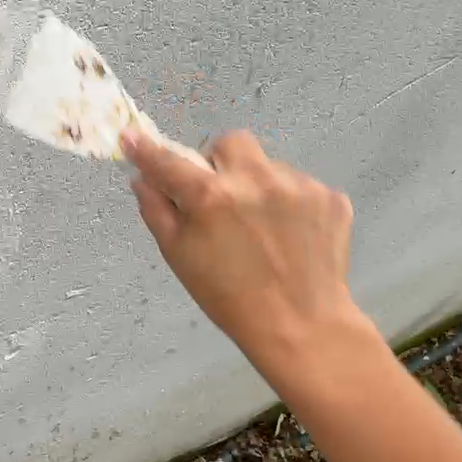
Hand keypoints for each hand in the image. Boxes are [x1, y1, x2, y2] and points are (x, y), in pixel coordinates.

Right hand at [121, 128, 364, 366]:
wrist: (300, 324)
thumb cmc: (226, 295)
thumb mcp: (178, 255)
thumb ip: (156, 210)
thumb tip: (142, 179)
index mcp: (210, 196)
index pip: (168, 161)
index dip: (147, 149)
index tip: (132, 137)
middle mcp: (255, 180)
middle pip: (230, 143)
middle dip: (218, 161)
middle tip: (218, 194)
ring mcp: (298, 185)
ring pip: (267, 166)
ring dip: (255, 185)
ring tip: (259, 228)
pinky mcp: (330, 197)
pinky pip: (298, 186)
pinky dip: (287, 204)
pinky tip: (286, 235)